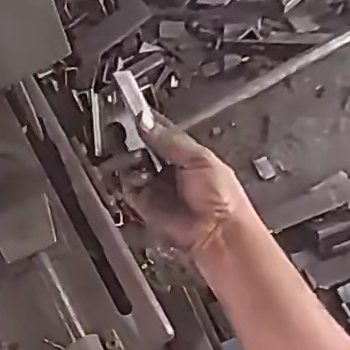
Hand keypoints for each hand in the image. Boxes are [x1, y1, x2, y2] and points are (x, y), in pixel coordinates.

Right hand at [124, 116, 259, 256]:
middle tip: (131, 139)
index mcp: (186, 155)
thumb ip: (170, 140)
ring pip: (131, 169)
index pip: (160, 134)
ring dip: (129, 162)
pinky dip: (128, 182)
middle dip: (134, 144)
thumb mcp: (199, 158)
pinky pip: (128, 190)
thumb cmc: (221, 197)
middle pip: (141, 151)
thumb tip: (146, 122)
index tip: (137, 117)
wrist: (217, 232)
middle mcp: (168, 171)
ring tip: (136, 160)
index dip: (148, 126)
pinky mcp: (145, 206)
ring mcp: (155, 188)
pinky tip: (138, 178)